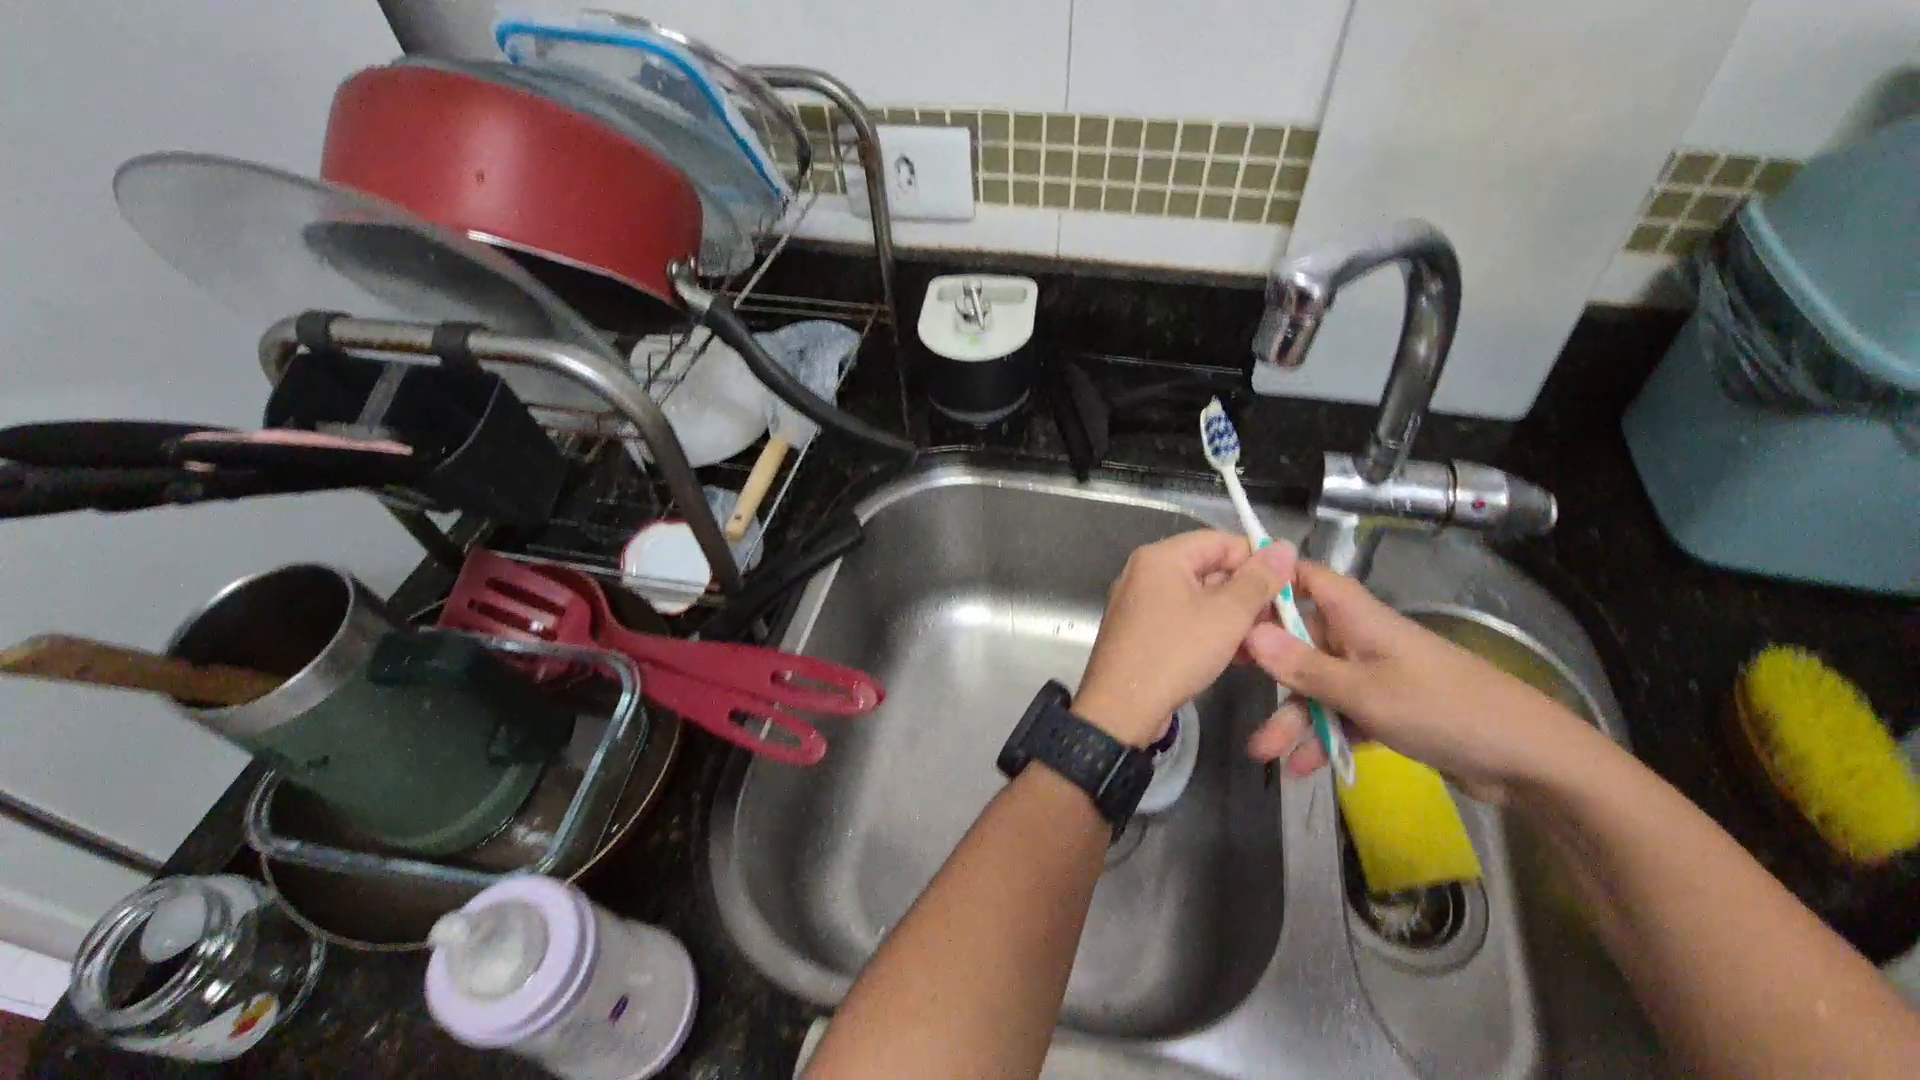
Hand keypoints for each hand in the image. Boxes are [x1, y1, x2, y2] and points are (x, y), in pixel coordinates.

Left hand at [1075, 531, 1294, 747]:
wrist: (1121, 710)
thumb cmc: (1175, 653)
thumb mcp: (1227, 615)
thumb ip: (1259, 579)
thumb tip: (1284, 546)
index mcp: (1160, 557)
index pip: (1220, 541)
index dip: (1258, 560)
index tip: (1288, 586)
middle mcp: (1145, 573)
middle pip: (1209, 569)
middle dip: (1247, 594)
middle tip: (1279, 621)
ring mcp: (1139, 605)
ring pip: (1199, 600)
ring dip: (1233, 618)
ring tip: (1263, 642)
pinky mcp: (1140, 634)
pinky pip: (1183, 622)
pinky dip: (1210, 633)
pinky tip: (1239, 656)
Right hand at [1241, 559, 1590, 802]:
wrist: (1527, 760)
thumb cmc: (1442, 710)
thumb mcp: (1363, 692)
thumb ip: (1304, 667)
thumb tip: (1249, 633)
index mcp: (1360, 619)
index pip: (1307, 580)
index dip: (1270, 582)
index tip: (1228, 596)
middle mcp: (1364, 641)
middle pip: (1303, 643)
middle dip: (1271, 673)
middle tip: (1232, 689)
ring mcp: (1378, 677)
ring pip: (1320, 688)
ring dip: (1294, 719)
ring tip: (1265, 754)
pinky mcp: (1392, 712)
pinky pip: (1344, 718)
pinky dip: (1325, 739)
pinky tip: (1302, 769)